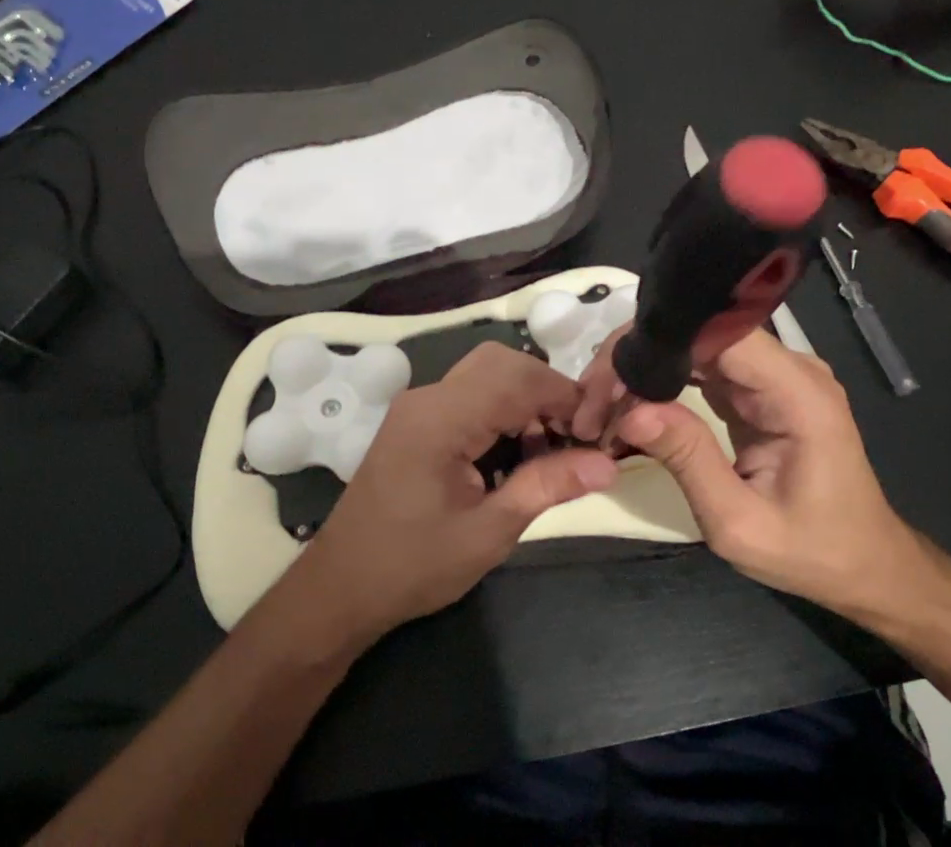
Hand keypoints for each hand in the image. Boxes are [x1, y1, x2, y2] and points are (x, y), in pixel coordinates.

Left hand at [288, 344, 618, 639]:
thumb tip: (609, 464)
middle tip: (574, 438)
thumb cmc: (414, 565)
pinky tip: (517, 454)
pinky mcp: (415, 424)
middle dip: (546, 392)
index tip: (595, 433)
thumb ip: (546, 487)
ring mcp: (417, 408)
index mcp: (441, 419)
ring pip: (485, 375)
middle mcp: (426, 399)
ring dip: (524, 400)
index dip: (564, 396)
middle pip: (501, 364)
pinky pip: (468, 397)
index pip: (518, 378)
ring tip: (550, 450)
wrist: (342, 587)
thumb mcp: (489, 532)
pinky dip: (501, 411)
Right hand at [607, 329, 921, 614]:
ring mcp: (776, 378)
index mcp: (798, 394)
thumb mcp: (740, 523)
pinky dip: (661, 386)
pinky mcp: (761, 393)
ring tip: (599, 411)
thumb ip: (690, 462)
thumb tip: (632, 412)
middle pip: (700, 334)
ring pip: (694, 349)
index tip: (607, 385)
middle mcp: (791, 371)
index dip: (657, 345)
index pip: (719, 335)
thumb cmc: (812, 552)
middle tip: (590, 407)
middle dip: (637, 361)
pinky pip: (703, 370)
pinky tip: (628, 409)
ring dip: (643, 373)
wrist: (864, 566)